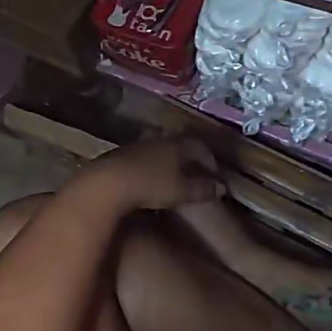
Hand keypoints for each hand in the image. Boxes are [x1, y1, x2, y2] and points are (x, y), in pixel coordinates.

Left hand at [67, 138, 223, 211]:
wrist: (110, 181)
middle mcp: (159, 139)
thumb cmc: (151, 184)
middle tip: (195, 168)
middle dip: (188, 154)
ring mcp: (138, 144)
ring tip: (172, 171)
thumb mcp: (182, 191)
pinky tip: (149, 175)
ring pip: (158, 145)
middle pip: (178, 141)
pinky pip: (143, 153)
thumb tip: (221, 187)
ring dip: (167, 156)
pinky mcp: (121, 153)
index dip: (209, 158)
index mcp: (177, 145)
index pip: (199, 146)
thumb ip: (203, 188)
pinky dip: (151, 162)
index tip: (215, 172)